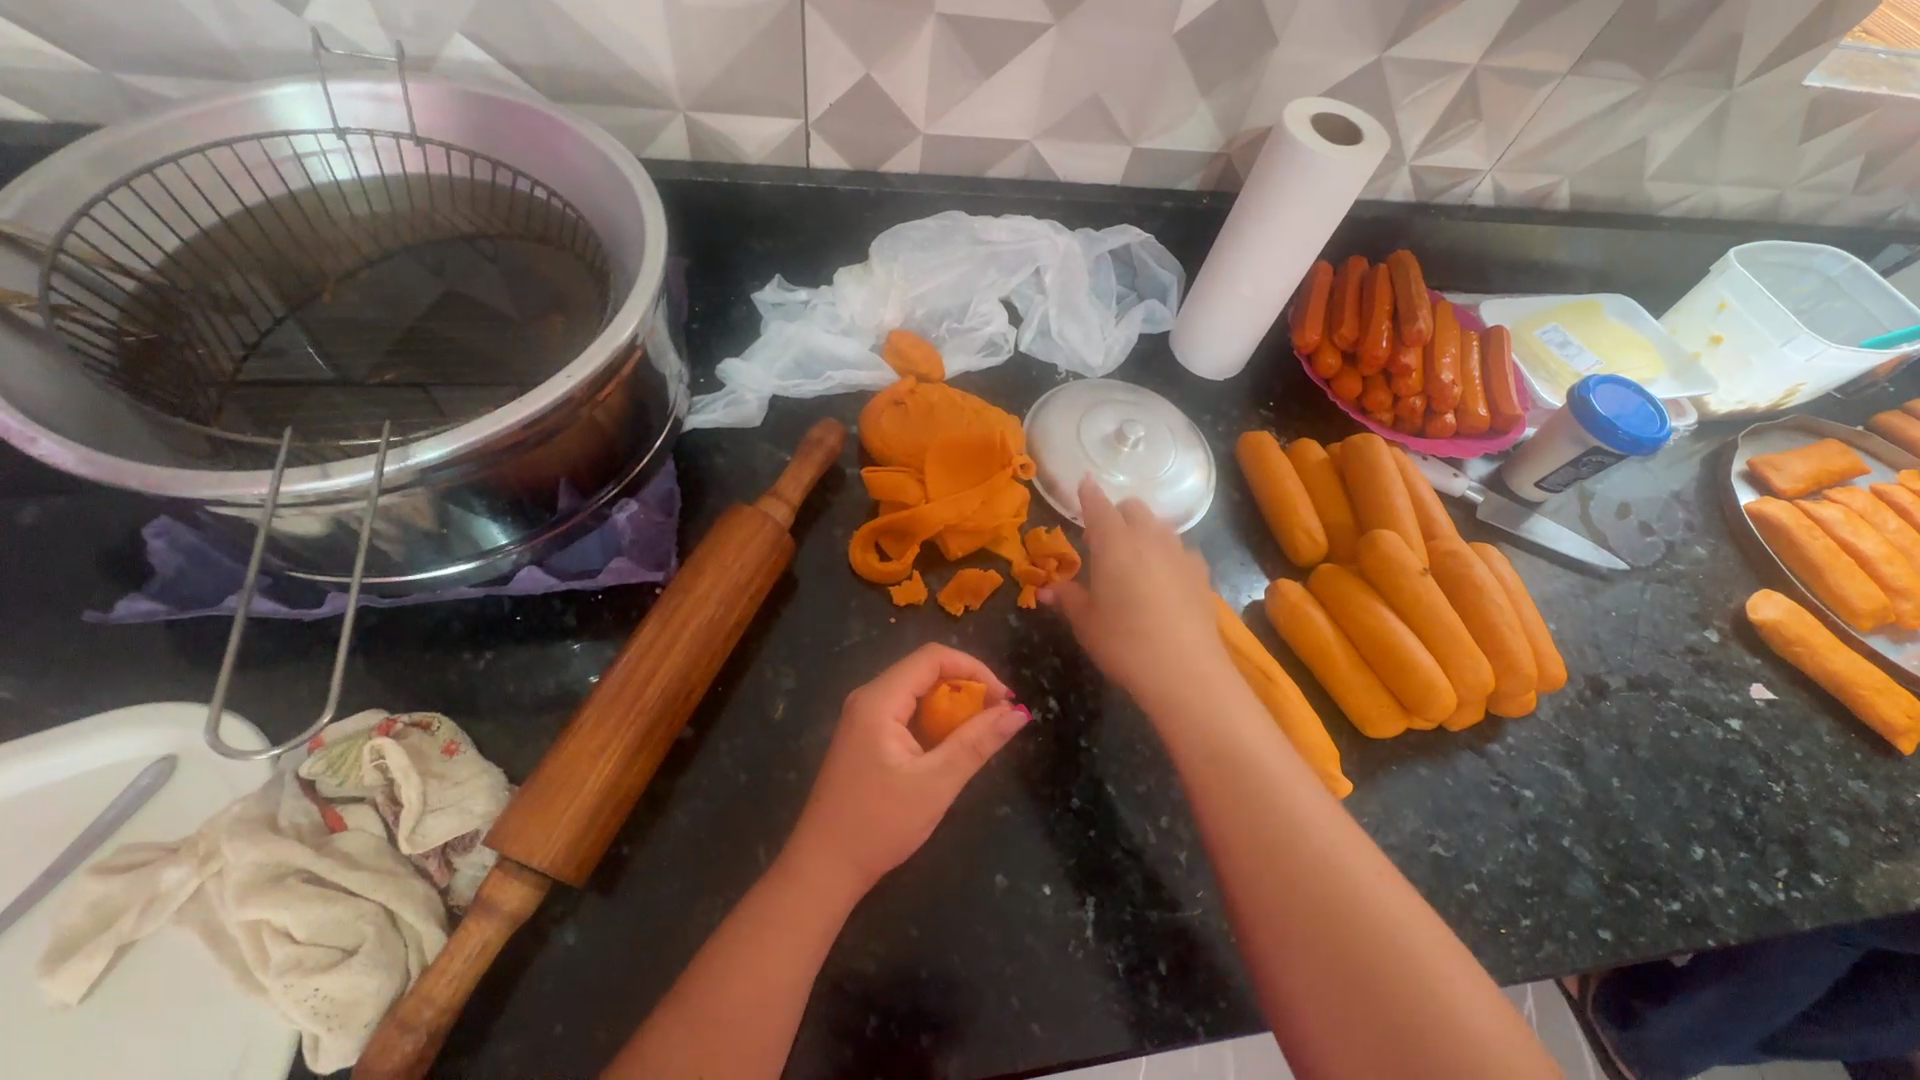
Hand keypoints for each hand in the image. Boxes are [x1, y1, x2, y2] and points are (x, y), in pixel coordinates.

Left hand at [782, 644, 1029, 897]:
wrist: (824, 867)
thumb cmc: (878, 825)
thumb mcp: (936, 784)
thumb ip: (977, 743)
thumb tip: (1019, 713)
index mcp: (878, 700)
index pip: (933, 657)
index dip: (975, 670)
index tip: (1004, 701)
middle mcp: (867, 700)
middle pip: (924, 671)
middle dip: (966, 688)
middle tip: (997, 720)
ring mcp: (863, 720)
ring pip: (917, 694)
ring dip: (952, 708)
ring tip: (979, 737)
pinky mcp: (865, 740)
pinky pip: (906, 714)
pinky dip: (934, 724)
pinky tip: (950, 751)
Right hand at [1043, 477, 1230, 710]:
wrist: (1185, 671)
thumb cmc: (1123, 643)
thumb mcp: (1086, 622)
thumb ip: (1067, 598)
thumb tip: (1045, 590)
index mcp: (1114, 543)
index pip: (1098, 506)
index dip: (1088, 493)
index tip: (1083, 482)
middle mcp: (1149, 538)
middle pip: (1133, 509)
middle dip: (1117, 514)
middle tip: (1102, 539)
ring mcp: (1180, 553)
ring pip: (1160, 526)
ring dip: (1143, 531)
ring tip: (1132, 558)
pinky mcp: (1201, 573)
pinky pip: (1180, 550)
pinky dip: (1166, 554)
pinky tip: (1162, 578)